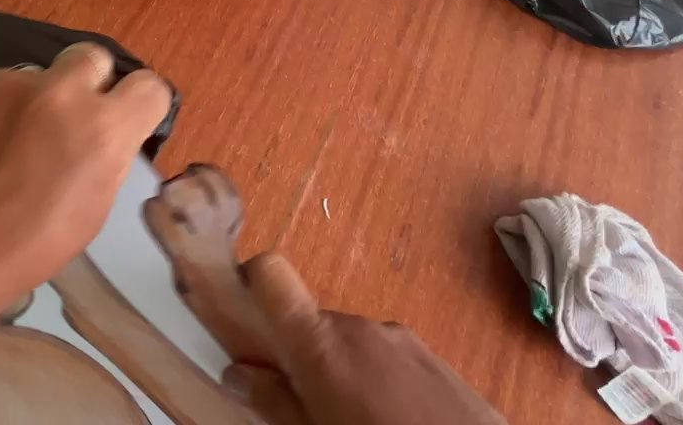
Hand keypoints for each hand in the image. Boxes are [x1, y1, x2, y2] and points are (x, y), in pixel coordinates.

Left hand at [0, 43, 172, 315]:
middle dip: (87, 81)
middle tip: (67, 117)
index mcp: (103, 129)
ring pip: (37, 75)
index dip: (138, 103)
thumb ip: (105, 154)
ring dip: (33, 99)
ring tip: (7, 141)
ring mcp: (12, 80)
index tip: (125, 118)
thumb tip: (103, 131)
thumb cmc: (28, 246)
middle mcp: (62, 91)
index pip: (149, 87)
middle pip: (93, 56)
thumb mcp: (92, 207)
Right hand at [222, 254, 506, 424]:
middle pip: (312, 321)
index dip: (250, 282)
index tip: (243, 313)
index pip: (270, 273)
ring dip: (347, 375)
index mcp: (321, 341)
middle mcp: (361, 326)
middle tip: (308, 406)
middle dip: (304, 357)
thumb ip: (274, 403)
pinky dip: (386, 388)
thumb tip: (237, 372)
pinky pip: (395, 364)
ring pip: (354, 346)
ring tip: (361, 424)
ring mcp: (407, 343)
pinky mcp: (446, 367)